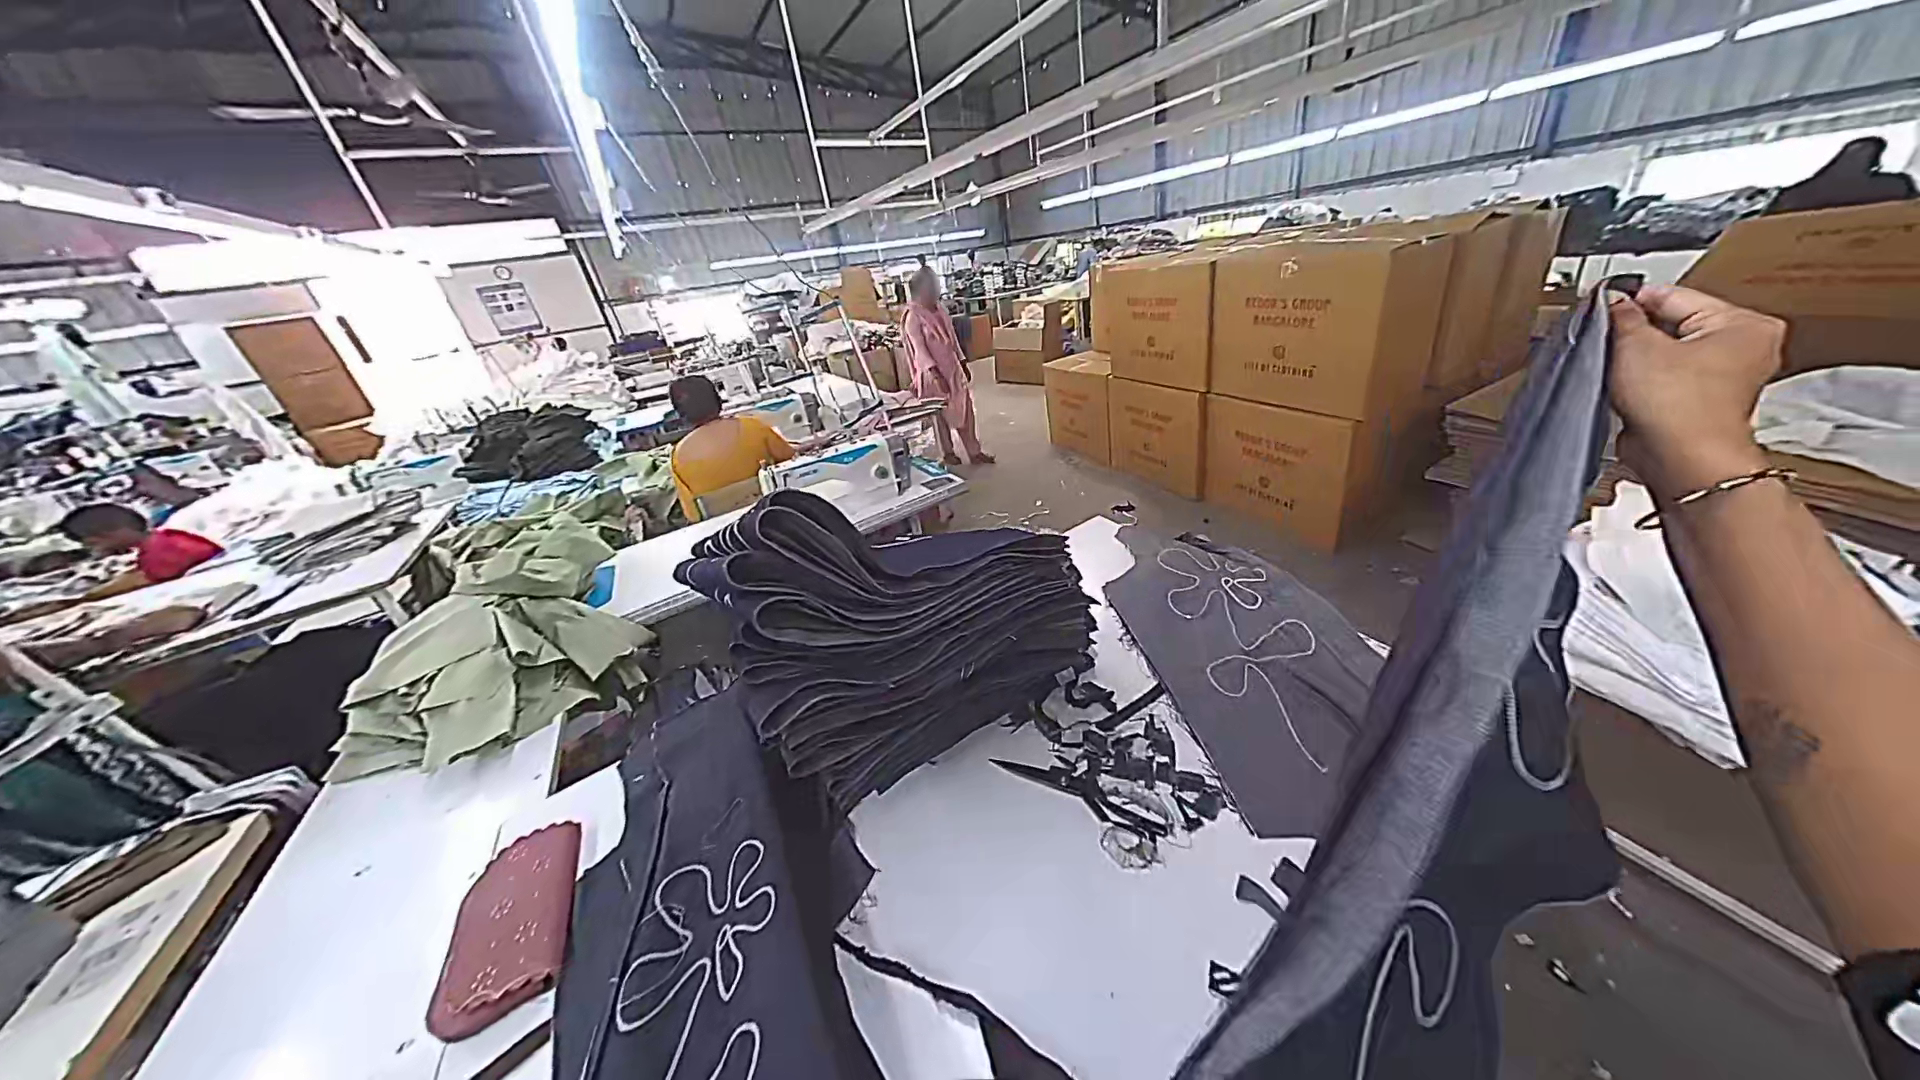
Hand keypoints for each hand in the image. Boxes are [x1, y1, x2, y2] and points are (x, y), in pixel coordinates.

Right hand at [1607, 285, 1782, 498]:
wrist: (1680, 454)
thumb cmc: (1678, 405)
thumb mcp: (1636, 347)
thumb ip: (1623, 318)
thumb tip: (1614, 303)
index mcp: (1744, 323)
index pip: (1676, 296)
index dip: (1634, 298)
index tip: (1602, 300)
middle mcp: (1744, 347)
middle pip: (1674, 324)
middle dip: (1635, 330)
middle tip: (1601, 334)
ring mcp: (1722, 376)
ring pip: (1667, 352)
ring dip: (1636, 356)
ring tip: (1613, 362)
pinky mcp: (1697, 399)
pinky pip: (1663, 377)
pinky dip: (1641, 378)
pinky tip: (1622, 384)